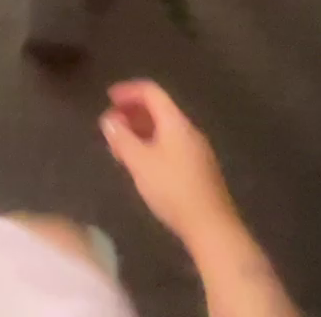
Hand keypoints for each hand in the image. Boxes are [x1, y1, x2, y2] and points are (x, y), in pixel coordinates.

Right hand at [100, 80, 240, 244]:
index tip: (108, 98)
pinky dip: (151, 144)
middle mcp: (189, 131)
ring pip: (164, 129)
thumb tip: (109, 120)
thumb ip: (121, 137)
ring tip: (120, 145)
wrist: (213, 229)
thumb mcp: (139, 161)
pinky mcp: (199, 170)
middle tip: (111, 124)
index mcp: (176, 123)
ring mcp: (197, 151)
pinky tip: (140, 163)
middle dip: (132, 112)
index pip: (151, 92)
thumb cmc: (172, 189)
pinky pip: (171, 145)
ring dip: (140, 130)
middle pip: (158, 109)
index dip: (128, 90)